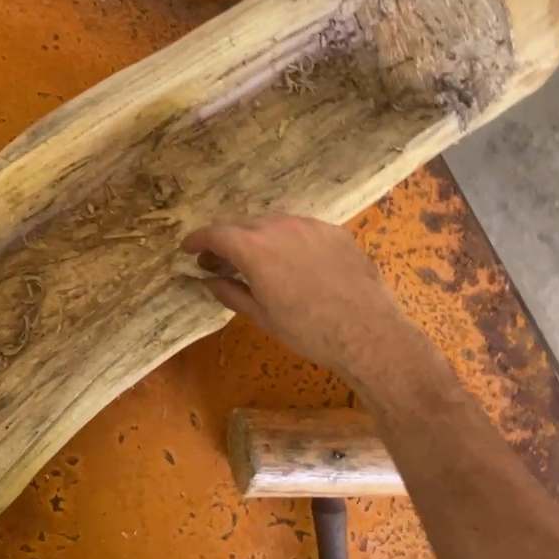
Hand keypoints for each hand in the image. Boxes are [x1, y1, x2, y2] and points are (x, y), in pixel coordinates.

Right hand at [182, 214, 417, 388]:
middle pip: (243, 225)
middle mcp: (278, 227)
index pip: (215, 234)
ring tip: (260, 262)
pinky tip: (297, 264)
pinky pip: (302, 229)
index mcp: (254, 248)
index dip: (198, 240)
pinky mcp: (335, 231)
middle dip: (228, 241)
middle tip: (221, 262)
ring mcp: (310, 226)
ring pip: (274, 224)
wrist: (370, 334)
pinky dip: (290, 241)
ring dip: (259, 238)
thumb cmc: (309, 331)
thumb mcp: (262, 317)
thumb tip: (208, 281)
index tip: (188, 249)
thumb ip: (231, 293)